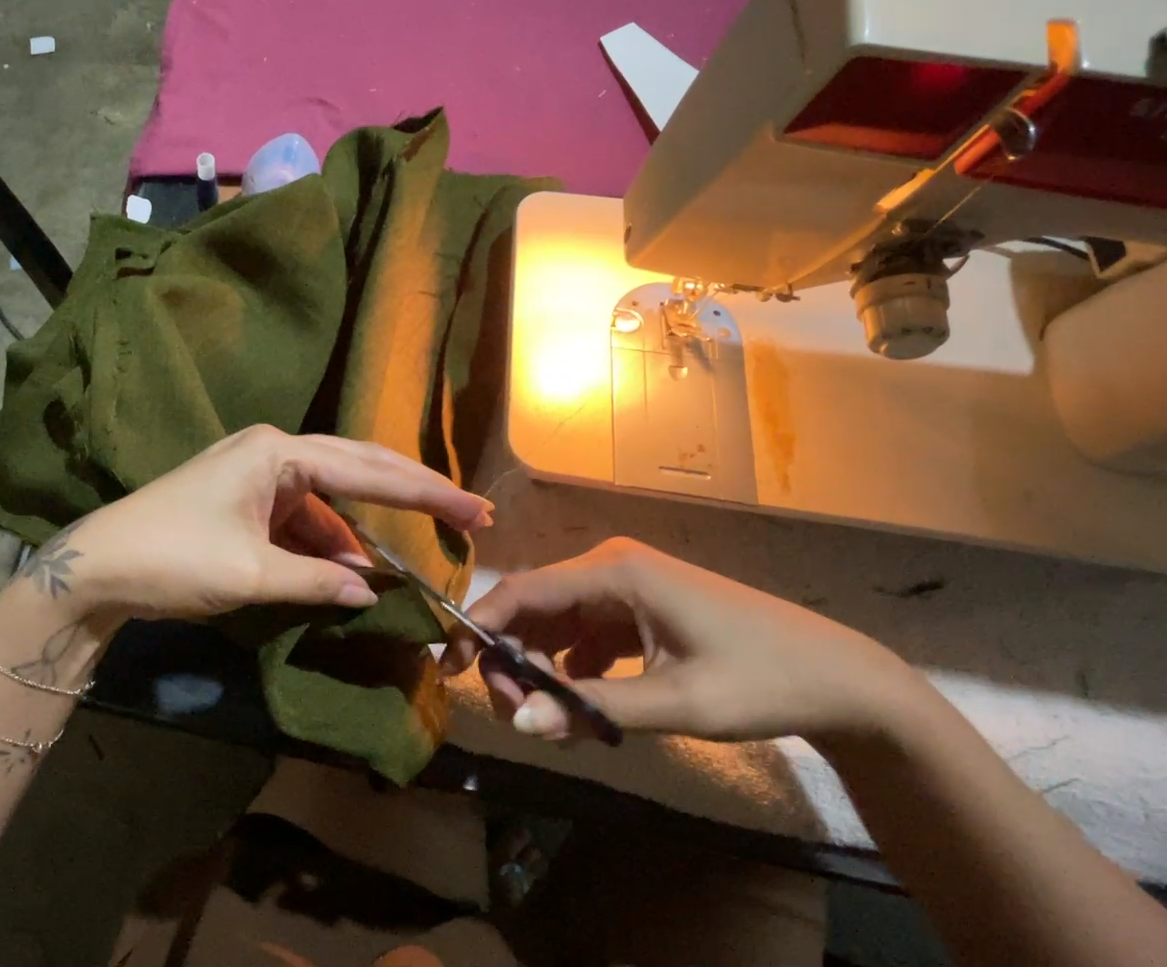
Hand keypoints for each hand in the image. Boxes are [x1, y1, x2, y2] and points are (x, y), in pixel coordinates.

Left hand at [20, 426, 491, 624]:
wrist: (99, 566)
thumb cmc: (173, 558)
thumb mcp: (251, 573)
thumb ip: (317, 579)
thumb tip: (371, 590)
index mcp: (277, 453)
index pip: (366, 470)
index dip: (424, 492)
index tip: (474, 510)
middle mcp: (272, 453)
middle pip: (356, 470)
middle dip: (410, 495)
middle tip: (468, 516)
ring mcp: (256, 477)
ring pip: (329, 501)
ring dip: (363, 533)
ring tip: (413, 561)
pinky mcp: (244, 503)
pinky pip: (301, 520)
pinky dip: (327, 546)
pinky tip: (351, 572)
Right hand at [440, 537, 925, 744]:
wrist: (843, 681)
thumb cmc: (764, 680)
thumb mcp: (678, 702)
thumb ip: (593, 709)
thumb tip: (519, 724)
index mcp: (615, 571)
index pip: (521, 592)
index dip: (478, 629)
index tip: (448, 670)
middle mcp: (610, 568)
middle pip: (532, 609)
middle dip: (514, 660)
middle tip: (523, 717)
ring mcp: (623, 588)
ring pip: (553, 626)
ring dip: (542, 670)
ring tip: (556, 722)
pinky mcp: (635, 611)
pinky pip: (581, 637)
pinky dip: (571, 672)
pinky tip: (584, 711)